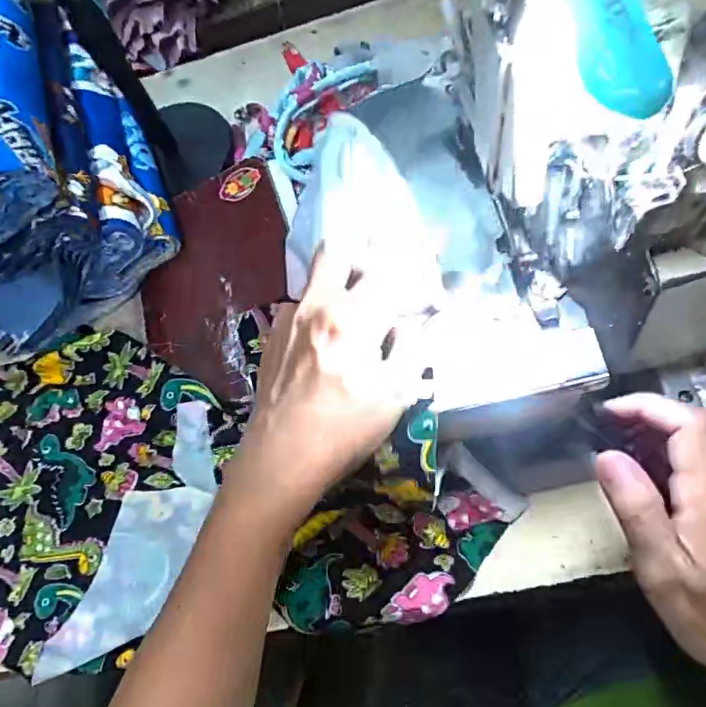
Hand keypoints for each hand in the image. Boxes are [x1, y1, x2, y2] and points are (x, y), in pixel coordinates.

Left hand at [229, 243, 427, 522]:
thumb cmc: (344, 429)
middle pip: (340, 250)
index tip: (433, 272)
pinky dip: (320, 310)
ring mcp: (288, 317)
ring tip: (357, 311)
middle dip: (367, 255)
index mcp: (352, 316)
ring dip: (340, 281)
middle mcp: (316, 304)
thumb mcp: (394, 395)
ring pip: (316, 276)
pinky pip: (300, 305)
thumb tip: (424, 319)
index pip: (393, 273)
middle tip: (385, 279)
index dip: (419, 269)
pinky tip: (327, 341)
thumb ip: (414, 347)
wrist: (282, 456)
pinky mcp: (272, 335)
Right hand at [592, 393, 705, 706]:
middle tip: (602, 445)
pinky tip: (655, 509)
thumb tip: (607, 455)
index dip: (647, 405)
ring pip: (699, 462)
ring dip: (657, 456)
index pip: (688, 422)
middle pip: (694, 436)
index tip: (607, 412)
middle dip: (645, 428)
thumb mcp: (663, 570)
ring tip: (619, 477)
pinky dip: (674, 479)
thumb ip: (636, 508)